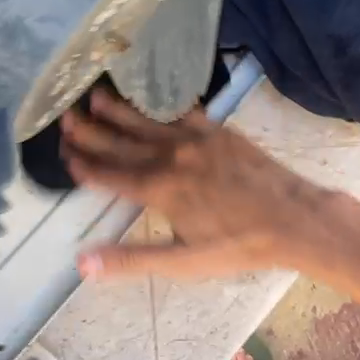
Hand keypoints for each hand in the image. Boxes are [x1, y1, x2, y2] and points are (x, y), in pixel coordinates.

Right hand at [61, 89, 341, 278]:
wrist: (293, 217)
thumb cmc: (238, 245)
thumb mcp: (183, 261)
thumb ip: (131, 259)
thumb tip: (82, 263)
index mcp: (159, 189)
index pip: (111, 175)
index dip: (86, 166)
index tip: (65, 155)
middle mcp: (171, 157)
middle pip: (123, 142)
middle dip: (92, 132)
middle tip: (66, 118)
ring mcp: (196, 139)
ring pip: (148, 121)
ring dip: (120, 110)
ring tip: (96, 96)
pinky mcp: (219, 131)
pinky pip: (181, 112)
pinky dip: (160, 105)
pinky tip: (152, 99)